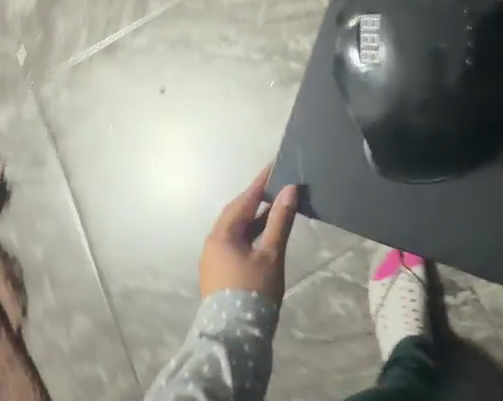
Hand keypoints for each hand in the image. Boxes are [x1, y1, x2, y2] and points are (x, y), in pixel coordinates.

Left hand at [199, 166, 299, 302]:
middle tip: (277, 183)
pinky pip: (235, 242)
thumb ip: (280, 220)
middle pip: (236, 213)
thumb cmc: (253, 291)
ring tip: (276, 205)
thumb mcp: (271, 254)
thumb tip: (290, 189)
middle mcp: (213, 243)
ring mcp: (213, 259)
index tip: (275, 165)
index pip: (244, 200)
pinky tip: (266, 233)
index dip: (261, 182)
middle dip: (256, 198)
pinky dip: (251, 232)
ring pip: (236, 229)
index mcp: (222, 235)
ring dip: (255, 217)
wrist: (234, 338)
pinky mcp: (218, 272)